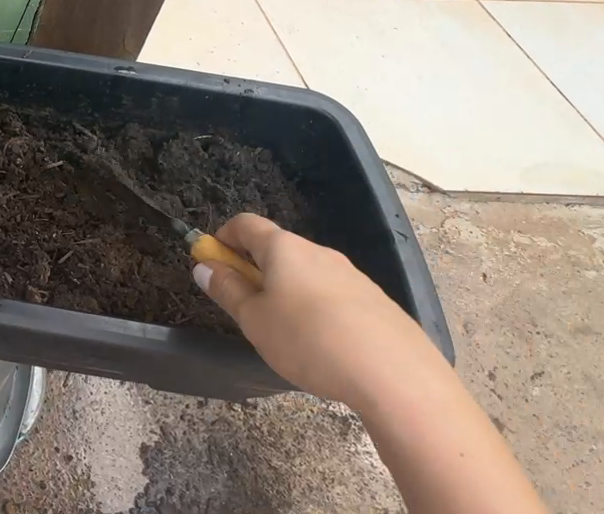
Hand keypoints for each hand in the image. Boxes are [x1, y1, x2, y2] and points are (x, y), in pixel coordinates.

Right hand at [193, 213, 449, 409]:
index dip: (223, 238)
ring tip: (291, 336)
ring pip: (309, 275)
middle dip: (257, 271)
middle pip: (278, 249)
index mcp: (284, 248)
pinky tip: (329, 350)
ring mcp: (355, 277)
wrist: (400, 380)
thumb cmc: (309, 341)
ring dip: (290, 293)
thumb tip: (204, 266)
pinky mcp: (380, 305)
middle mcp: (319, 253)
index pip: (244, 224)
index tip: (215, 265)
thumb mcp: (254, 320)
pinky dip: (322, 312)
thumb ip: (226, 290)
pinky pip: (338, 298)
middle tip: (250, 309)